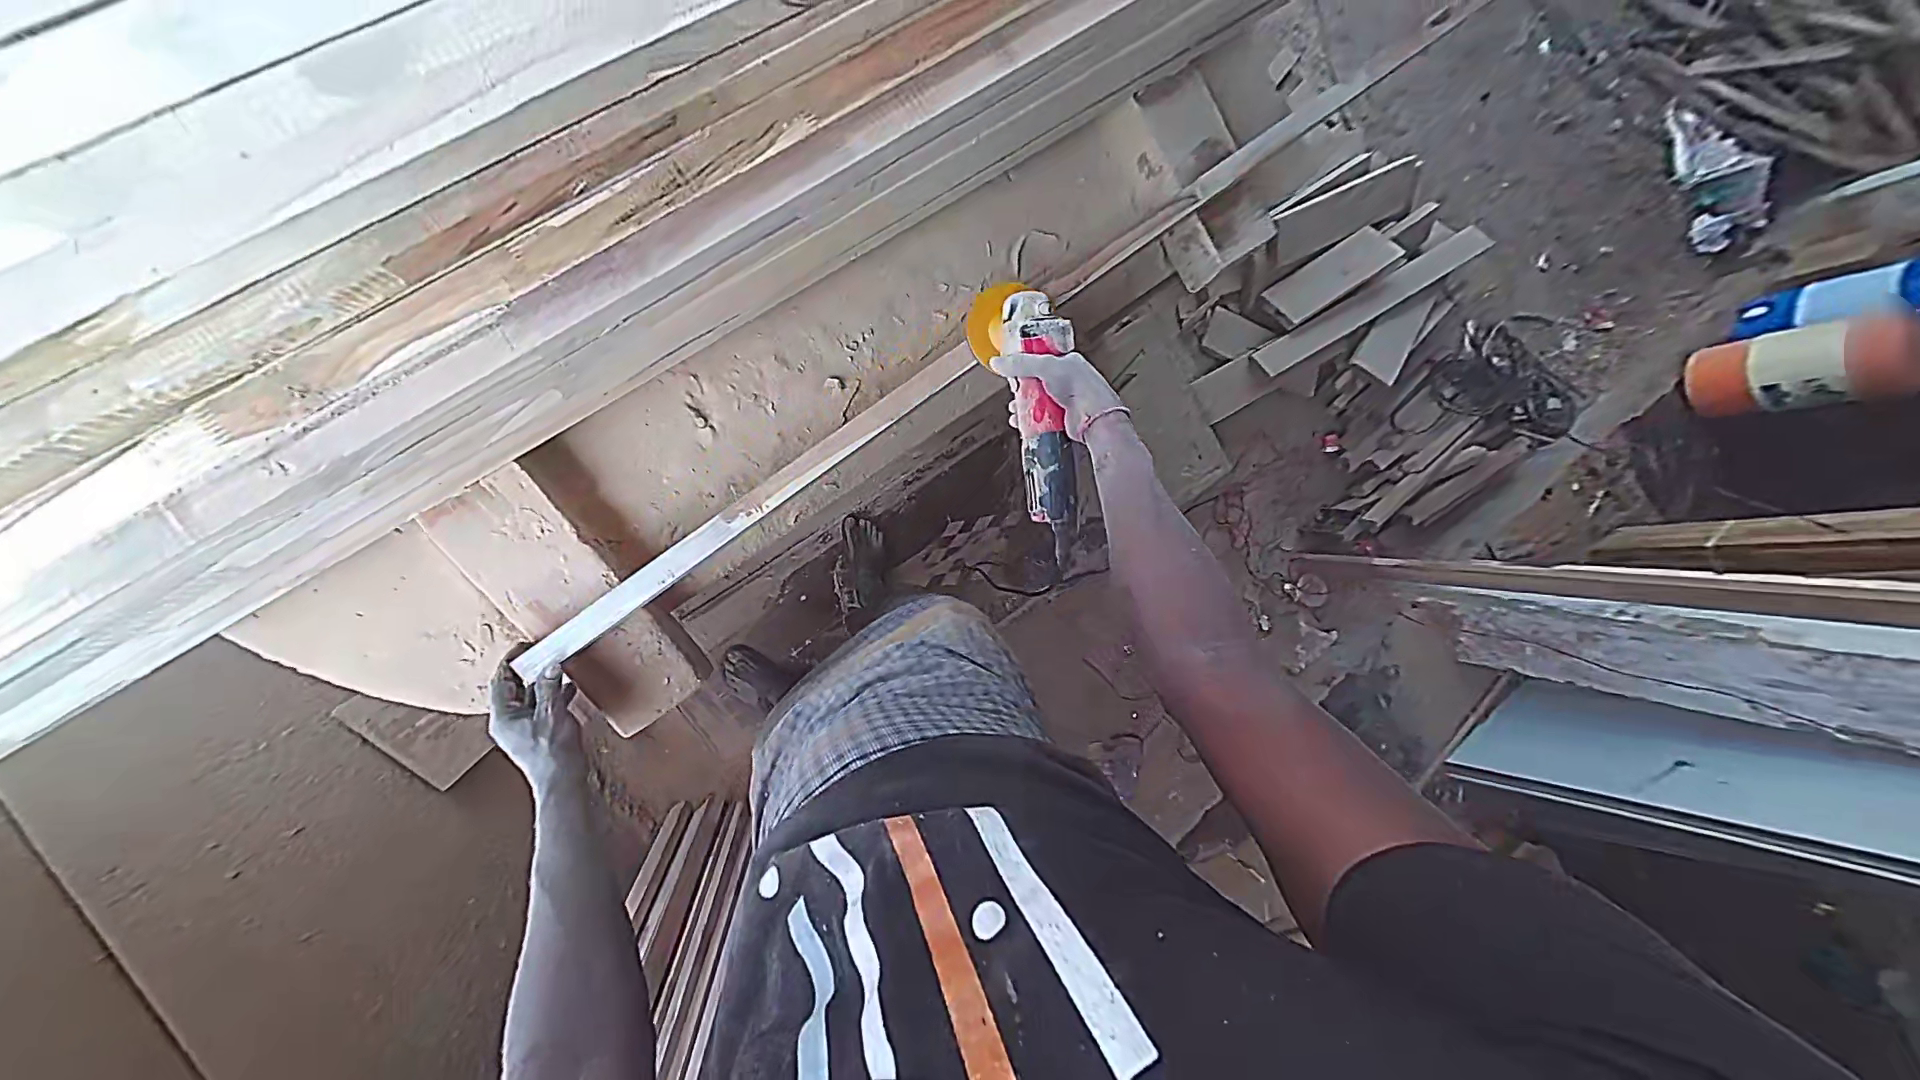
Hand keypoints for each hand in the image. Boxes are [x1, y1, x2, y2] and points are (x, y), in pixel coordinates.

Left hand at [489, 653, 583, 790]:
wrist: (561, 780)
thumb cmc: (552, 751)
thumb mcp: (552, 713)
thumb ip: (549, 688)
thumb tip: (550, 667)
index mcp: (503, 717)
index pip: (501, 682)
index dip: (511, 663)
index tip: (524, 647)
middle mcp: (508, 722)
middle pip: (514, 688)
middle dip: (528, 670)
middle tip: (543, 653)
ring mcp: (523, 728)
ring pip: (529, 697)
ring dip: (543, 682)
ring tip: (558, 667)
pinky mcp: (538, 732)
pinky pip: (541, 706)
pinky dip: (552, 695)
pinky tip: (567, 688)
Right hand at [989, 350, 1129, 442]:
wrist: (1095, 419)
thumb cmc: (1082, 388)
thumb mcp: (1047, 367)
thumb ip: (1020, 364)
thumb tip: (998, 362)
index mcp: (1068, 361)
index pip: (1041, 357)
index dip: (1025, 361)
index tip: (1012, 366)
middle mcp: (1067, 380)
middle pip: (1036, 381)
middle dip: (1021, 388)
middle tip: (1013, 390)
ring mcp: (1064, 400)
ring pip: (1036, 401)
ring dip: (1023, 405)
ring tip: (1015, 408)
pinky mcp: (1061, 419)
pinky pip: (1040, 418)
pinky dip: (1029, 420)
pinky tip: (1021, 421)